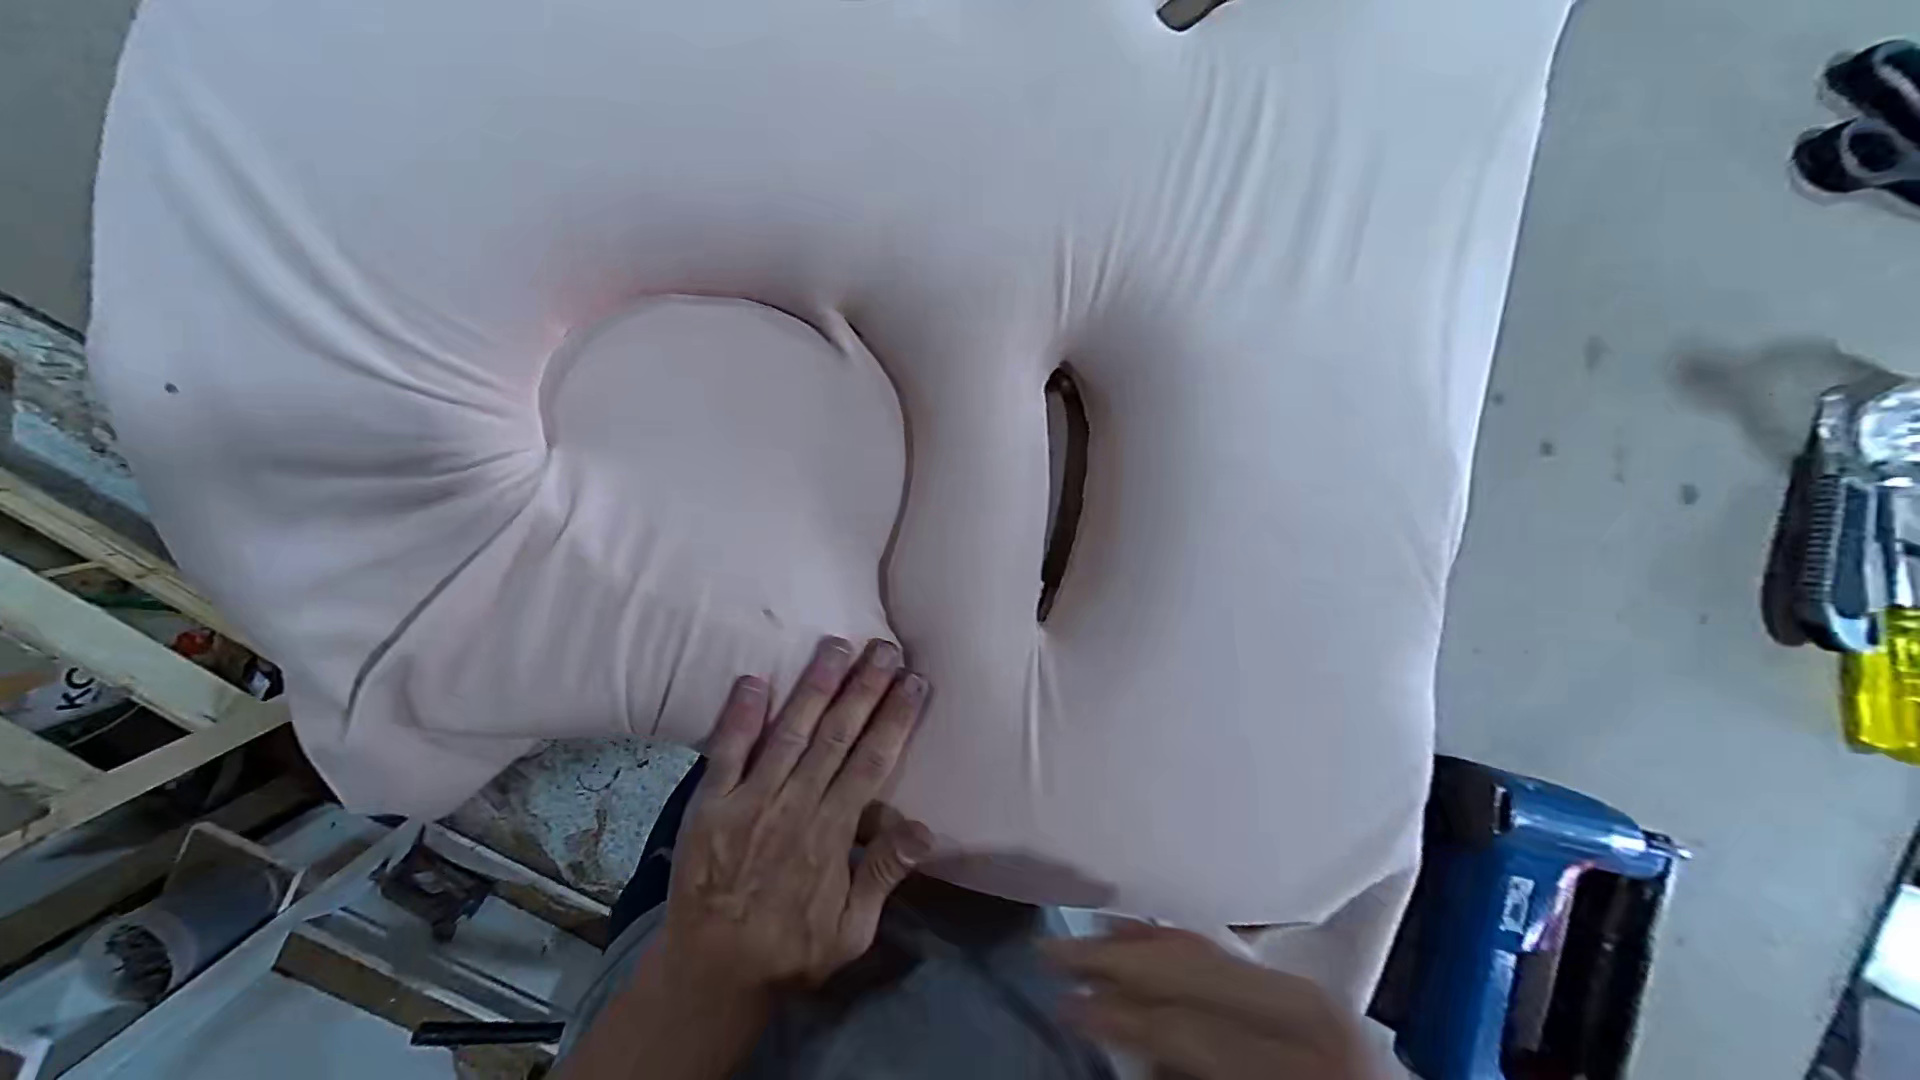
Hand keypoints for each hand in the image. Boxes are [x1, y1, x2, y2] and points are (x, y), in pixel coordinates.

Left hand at [557, 637, 931, 1079]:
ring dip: (814, 686)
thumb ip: (884, 874)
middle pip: (836, 735)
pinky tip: (754, 679)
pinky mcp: (708, 804)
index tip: (914, 682)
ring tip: (836, 645)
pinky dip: (740, 716)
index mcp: (832, 834)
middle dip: (864, 687)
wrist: (708, 973)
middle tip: (884, 647)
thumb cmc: (790, 947)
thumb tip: (925, 828)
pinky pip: (725, 753)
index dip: (895, 719)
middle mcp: (793, 807)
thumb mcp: (852, 931)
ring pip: (789, 732)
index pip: (872, 762)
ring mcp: (748, 802)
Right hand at [1045, 924, 1385, 1079]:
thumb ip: (1176, 1067)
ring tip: (1085, 938)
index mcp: (1291, 1052)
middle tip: (1053, 950)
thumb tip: (1121, 1037)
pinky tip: (1141, 934)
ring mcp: (1306, 989)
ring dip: (1138, 942)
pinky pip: (1226, 953)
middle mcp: (1301, 1008)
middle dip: (1113, 958)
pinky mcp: (1302, 984)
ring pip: (1202, 946)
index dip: (1113, 1013)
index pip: (1178, 1023)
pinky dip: (1177, 942)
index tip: (1060, 1001)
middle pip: (1186, 967)